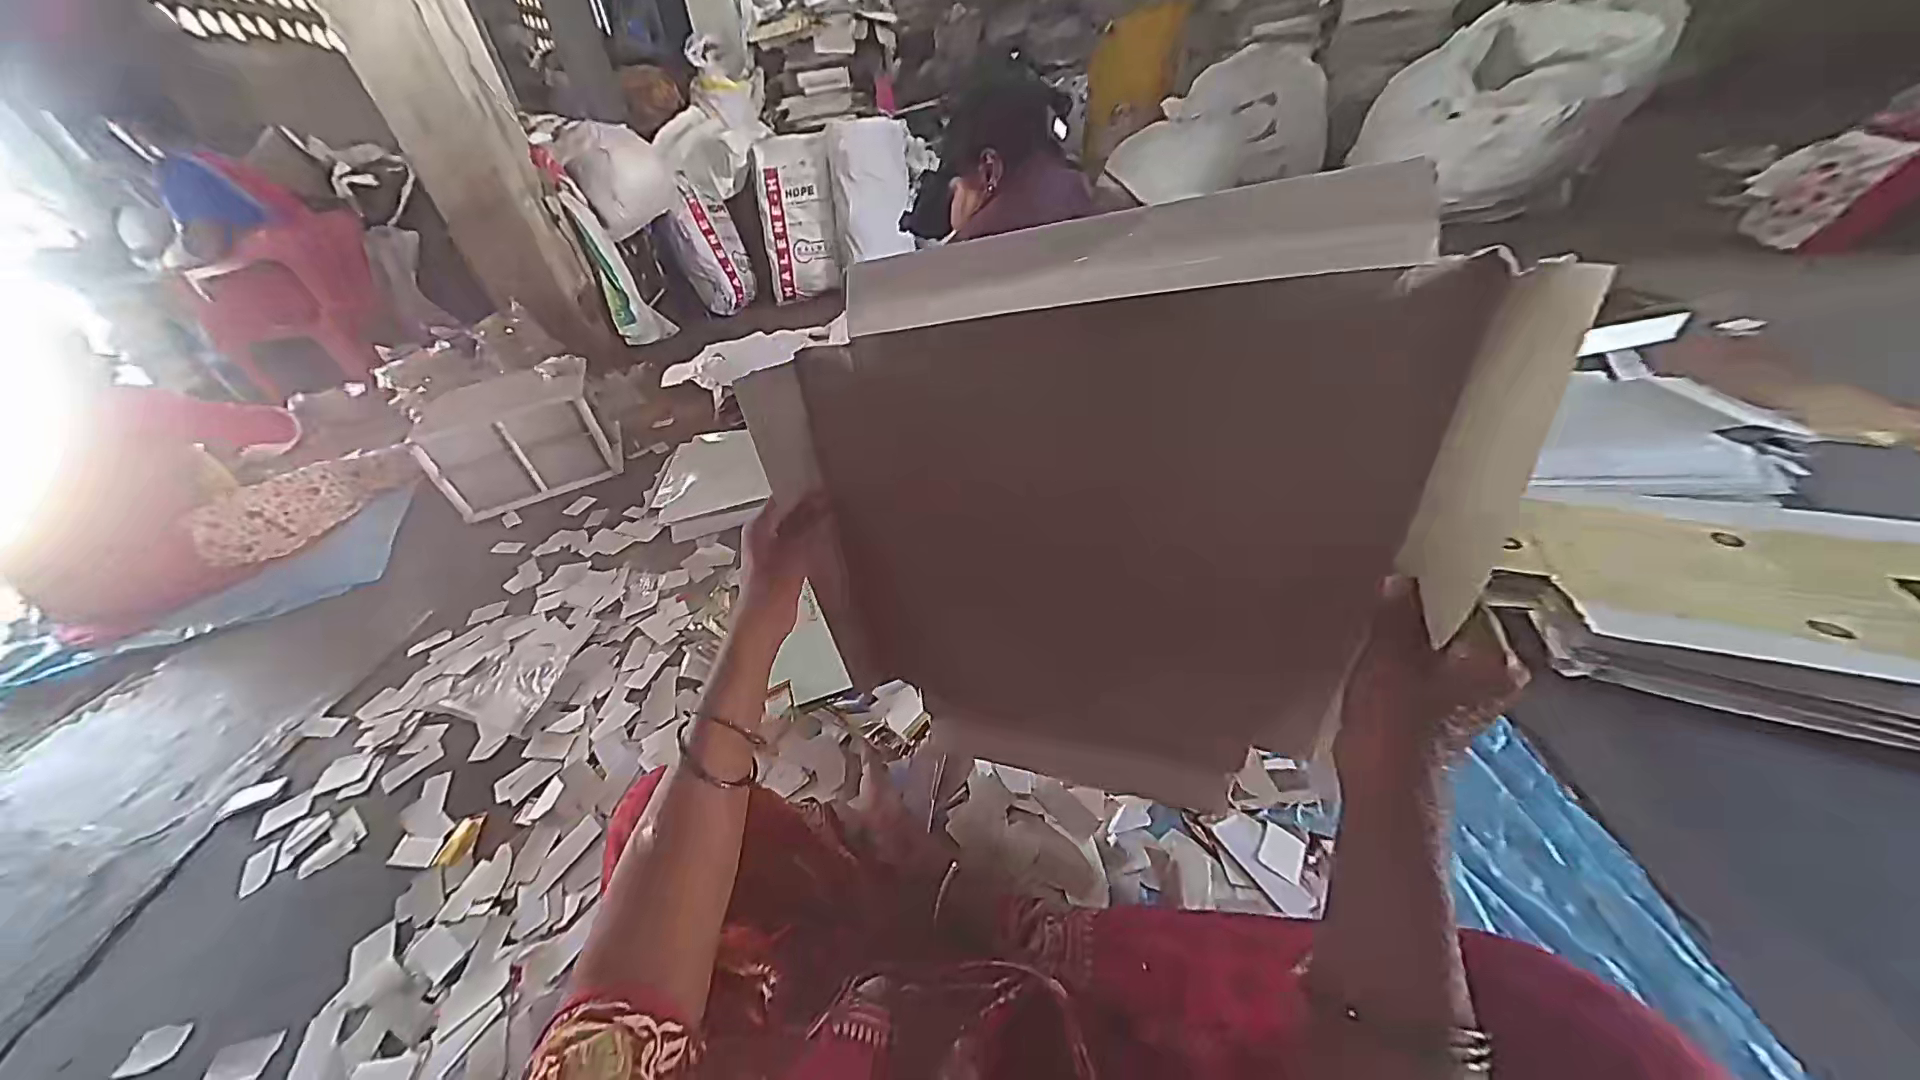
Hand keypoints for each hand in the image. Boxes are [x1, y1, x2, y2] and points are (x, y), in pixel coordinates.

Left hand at [734, 494, 828, 643]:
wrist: (762, 626)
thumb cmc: (764, 596)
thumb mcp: (791, 554)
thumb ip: (807, 528)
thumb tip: (822, 506)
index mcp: (757, 528)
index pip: (783, 498)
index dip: (803, 493)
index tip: (824, 490)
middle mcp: (762, 537)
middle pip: (792, 513)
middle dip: (812, 509)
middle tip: (835, 504)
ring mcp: (773, 552)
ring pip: (799, 529)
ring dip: (814, 527)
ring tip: (834, 521)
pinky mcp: (785, 567)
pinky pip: (804, 546)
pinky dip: (816, 544)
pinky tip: (829, 545)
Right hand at [1334, 577, 1527, 785]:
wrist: (1385, 783)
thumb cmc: (1393, 719)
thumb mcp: (1388, 656)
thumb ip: (1397, 614)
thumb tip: (1400, 580)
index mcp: (1497, 659)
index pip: (1470, 603)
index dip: (1435, 584)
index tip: (1403, 570)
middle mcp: (1497, 676)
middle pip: (1456, 626)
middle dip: (1420, 613)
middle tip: (1382, 596)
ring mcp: (1473, 696)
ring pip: (1440, 648)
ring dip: (1410, 637)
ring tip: (1375, 624)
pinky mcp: (1447, 710)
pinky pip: (1429, 668)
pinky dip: (1407, 659)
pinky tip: (1377, 655)